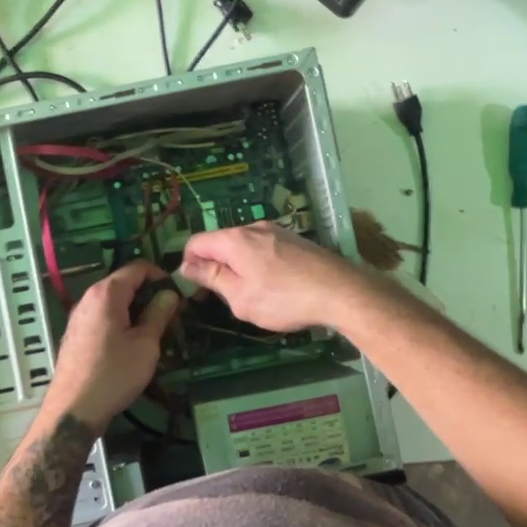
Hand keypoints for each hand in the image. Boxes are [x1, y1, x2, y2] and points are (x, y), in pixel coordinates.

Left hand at [41, 260, 179, 428]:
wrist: (74, 409)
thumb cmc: (114, 373)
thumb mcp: (145, 344)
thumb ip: (158, 314)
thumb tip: (169, 294)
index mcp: (106, 293)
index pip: (137, 268)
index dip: (160, 275)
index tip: (178, 293)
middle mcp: (88, 298)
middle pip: (123, 284)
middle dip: (149, 294)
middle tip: (171, 315)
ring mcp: (79, 317)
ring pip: (113, 303)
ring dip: (136, 310)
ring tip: (155, 331)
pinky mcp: (76, 335)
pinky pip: (103, 318)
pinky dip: (120, 322)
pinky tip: (132, 344)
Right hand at [180, 222, 369, 332]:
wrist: (340, 291)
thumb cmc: (283, 299)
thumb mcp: (240, 296)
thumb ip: (212, 278)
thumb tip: (186, 265)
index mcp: (234, 239)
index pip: (196, 242)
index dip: (188, 264)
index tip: (194, 288)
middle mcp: (253, 227)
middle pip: (221, 242)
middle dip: (214, 266)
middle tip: (221, 297)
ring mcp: (277, 231)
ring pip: (244, 246)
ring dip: (238, 266)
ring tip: (250, 294)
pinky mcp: (294, 240)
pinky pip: (264, 249)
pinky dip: (258, 264)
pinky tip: (273, 286)